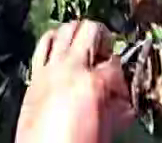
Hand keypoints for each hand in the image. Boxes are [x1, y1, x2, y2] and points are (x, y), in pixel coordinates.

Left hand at [16, 20, 135, 142]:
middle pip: (90, 30)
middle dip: (103, 38)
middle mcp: (71, 66)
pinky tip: (61, 43)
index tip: (124, 86)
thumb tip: (125, 103)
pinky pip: (45, 42)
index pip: (115, 66)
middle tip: (108, 52)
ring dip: (79, 32)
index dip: (123, 75)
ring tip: (87, 45)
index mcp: (92, 83)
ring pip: (66, 29)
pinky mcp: (36, 71)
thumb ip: (115, 112)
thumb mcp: (104, 132)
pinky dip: (55, 38)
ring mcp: (51, 65)